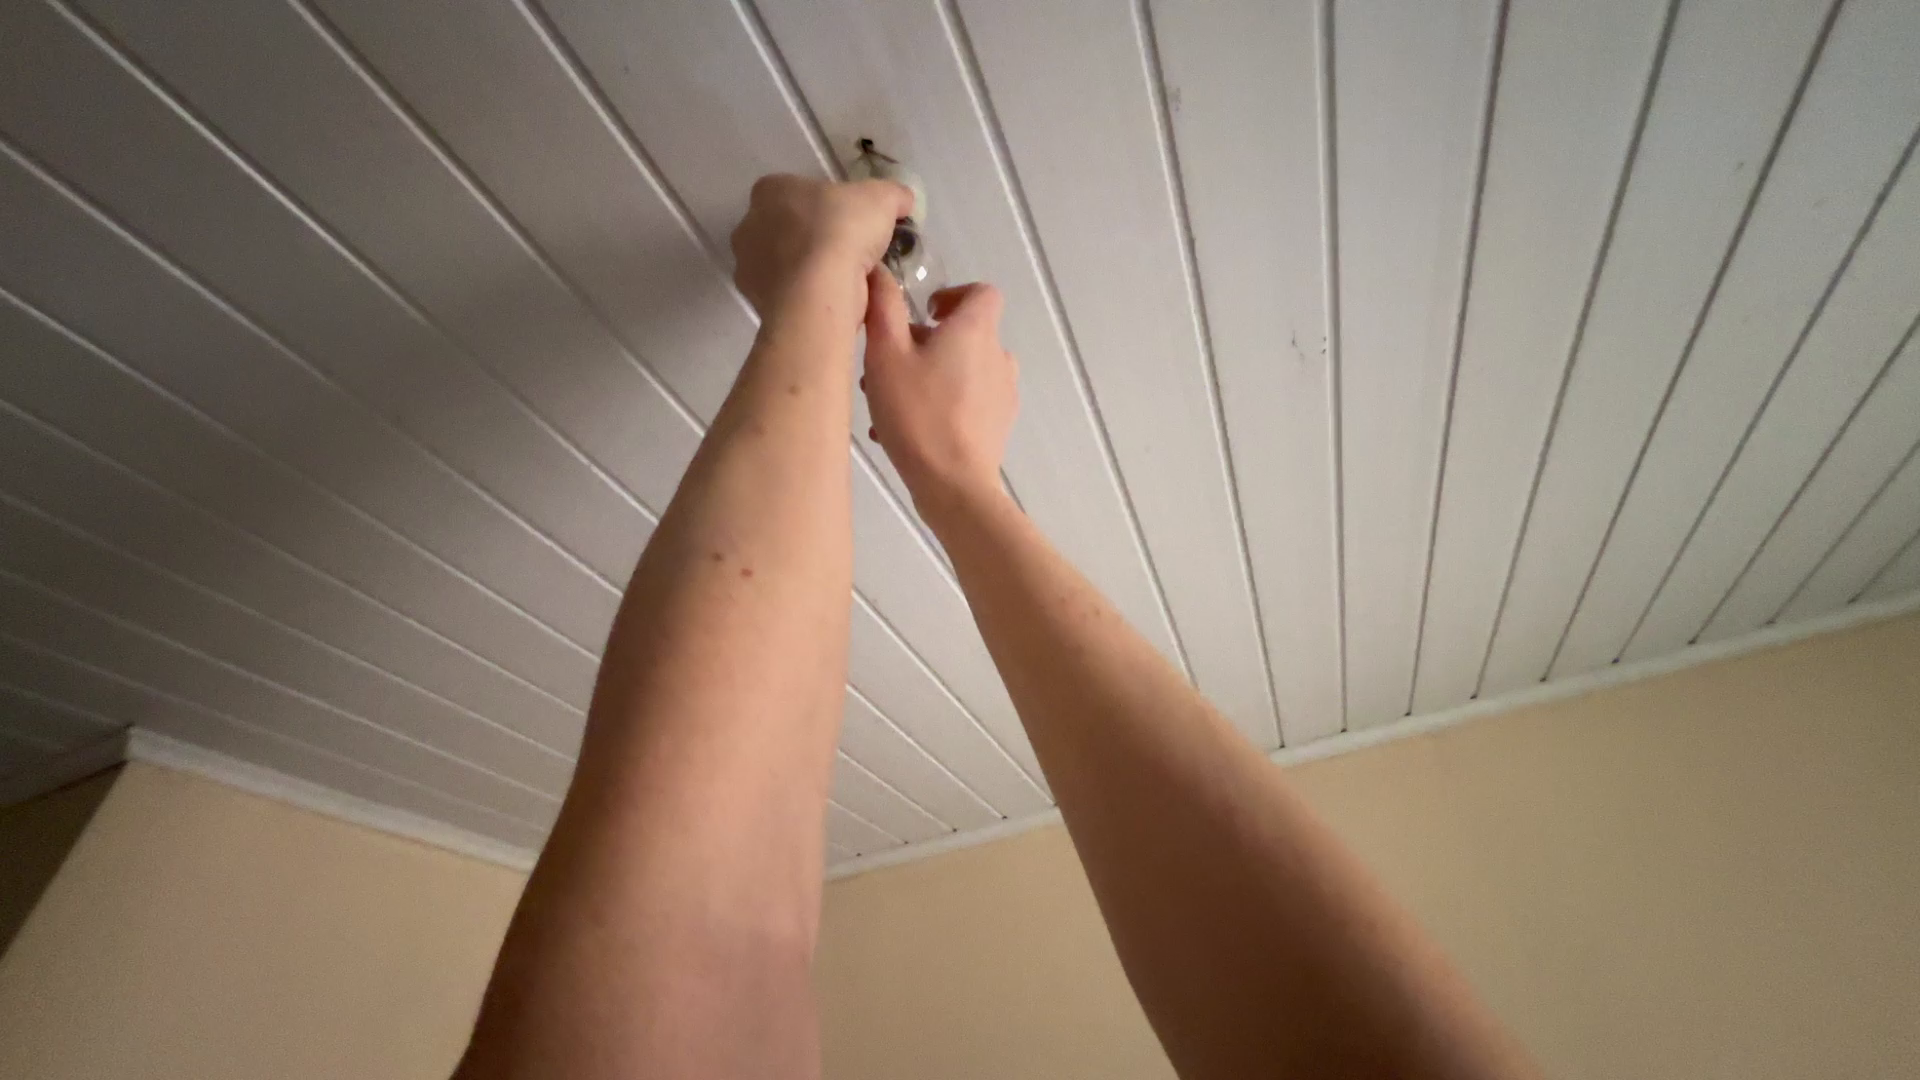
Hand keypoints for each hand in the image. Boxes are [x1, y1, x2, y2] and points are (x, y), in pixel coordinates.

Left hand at [730, 175, 913, 320]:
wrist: (818, 294)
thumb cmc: (842, 234)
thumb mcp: (881, 201)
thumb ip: (893, 196)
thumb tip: (904, 200)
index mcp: (770, 190)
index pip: (801, 195)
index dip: (832, 211)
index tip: (855, 228)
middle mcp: (749, 225)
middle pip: (791, 233)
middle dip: (818, 244)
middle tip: (852, 260)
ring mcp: (748, 267)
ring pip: (788, 268)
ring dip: (812, 275)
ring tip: (847, 288)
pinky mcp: (755, 303)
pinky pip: (788, 298)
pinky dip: (808, 301)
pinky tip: (832, 306)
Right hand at [862, 271, 1018, 514]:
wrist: (954, 485)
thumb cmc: (918, 414)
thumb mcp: (885, 353)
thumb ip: (882, 306)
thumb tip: (879, 272)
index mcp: (976, 331)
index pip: (981, 293)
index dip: (952, 295)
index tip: (924, 314)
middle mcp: (998, 357)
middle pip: (964, 336)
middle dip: (924, 346)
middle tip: (885, 370)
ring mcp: (1002, 395)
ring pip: (961, 373)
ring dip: (927, 379)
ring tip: (888, 406)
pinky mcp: (997, 427)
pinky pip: (966, 404)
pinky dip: (940, 407)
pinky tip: (905, 434)